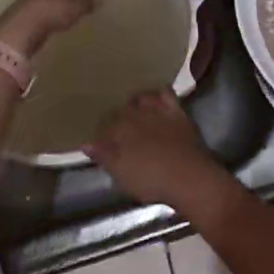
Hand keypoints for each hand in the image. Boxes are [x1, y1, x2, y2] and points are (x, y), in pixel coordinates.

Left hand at [0, 0, 95, 54]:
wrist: (20, 30)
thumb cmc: (51, 12)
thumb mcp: (75, 8)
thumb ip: (87, 3)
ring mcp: (27, 2)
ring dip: (48, 2)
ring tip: (58, 7)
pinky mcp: (20, 16)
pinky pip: (35, 12)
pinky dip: (42, 14)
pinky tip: (48, 20)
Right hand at [87, 89, 233, 208]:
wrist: (188, 176)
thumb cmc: (151, 180)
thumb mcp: (121, 174)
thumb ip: (103, 156)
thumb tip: (85, 143)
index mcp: (119, 130)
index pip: (104, 126)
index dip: (102, 133)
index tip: (101, 140)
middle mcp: (136, 115)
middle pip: (121, 110)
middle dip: (116, 116)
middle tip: (117, 127)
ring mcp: (158, 110)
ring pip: (142, 97)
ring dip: (136, 101)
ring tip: (135, 110)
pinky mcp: (177, 111)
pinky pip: (166, 93)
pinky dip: (159, 93)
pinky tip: (157, 96)